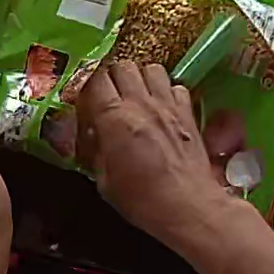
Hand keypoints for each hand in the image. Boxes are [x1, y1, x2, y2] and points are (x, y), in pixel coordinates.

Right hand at [77, 61, 258, 255]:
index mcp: (114, 118)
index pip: (94, 80)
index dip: (86, 86)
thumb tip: (95, 137)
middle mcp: (141, 103)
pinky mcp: (189, 112)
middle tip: (109, 96)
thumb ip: (96, 151)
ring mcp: (168, 105)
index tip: (84, 99)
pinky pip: (176, 86)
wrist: (188, 207)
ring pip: (151, 68)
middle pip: (122, 66)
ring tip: (136, 96)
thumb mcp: (104, 181)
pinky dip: (167, 92)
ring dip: (141, 79)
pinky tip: (162, 108)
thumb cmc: (142, 200)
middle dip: (112, 77)